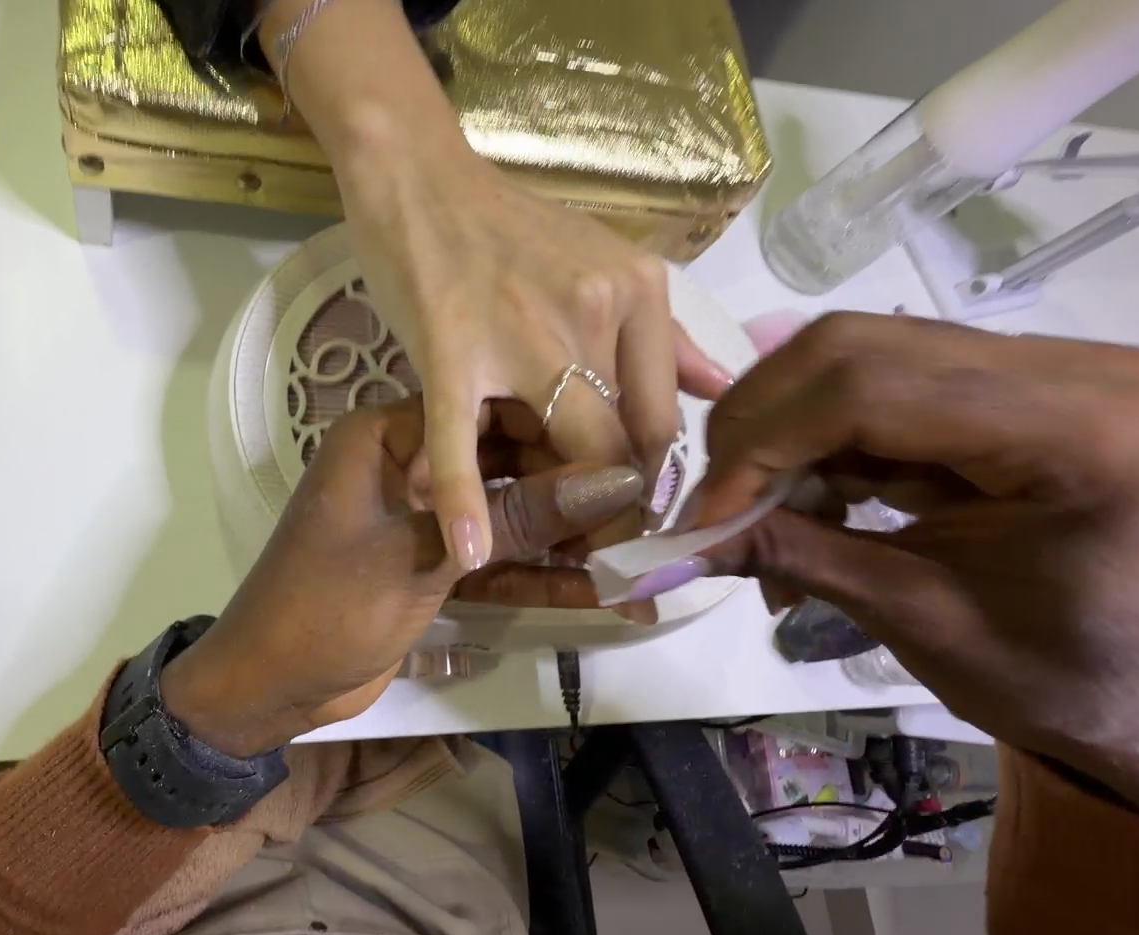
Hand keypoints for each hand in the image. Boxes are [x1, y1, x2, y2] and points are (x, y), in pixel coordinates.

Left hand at [164, 398, 642, 756]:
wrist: (268, 685)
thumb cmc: (328, 605)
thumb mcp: (425, 556)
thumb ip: (518, 517)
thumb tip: (615, 480)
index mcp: (386, 435)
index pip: (489, 408)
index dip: (561, 429)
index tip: (632, 454)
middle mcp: (406, 465)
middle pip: (503, 463)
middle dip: (570, 492)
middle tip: (644, 515)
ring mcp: (419, 518)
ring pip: (502, 516)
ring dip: (560, 540)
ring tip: (634, 559)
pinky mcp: (427, 565)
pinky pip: (489, 560)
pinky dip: (531, 576)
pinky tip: (593, 592)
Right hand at [340, 144, 732, 569]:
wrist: (418, 179)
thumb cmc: (505, 227)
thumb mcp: (603, 263)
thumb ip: (664, 332)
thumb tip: (720, 384)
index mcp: (637, 292)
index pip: (661, 418)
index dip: (650, 487)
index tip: (631, 524)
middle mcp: (594, 312)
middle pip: (621, 444)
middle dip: (612, 512)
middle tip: (592, 552)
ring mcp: (521, 335)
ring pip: (560, 449)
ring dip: (556, 512)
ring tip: (549, 551)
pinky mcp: (450, 353)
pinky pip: (460, 441)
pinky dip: (463, 501)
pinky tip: (470, 550)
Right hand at [683, 314, 1138, 826]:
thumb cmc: (1058, 678)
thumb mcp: (913, 618)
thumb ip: (793, 556)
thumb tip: (684, 540)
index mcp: (1082, 433)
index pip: (867, 387)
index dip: (761, 445)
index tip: (706, 518)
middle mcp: (1075, 370)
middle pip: (851, 348)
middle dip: (758, 427)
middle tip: (719, 504)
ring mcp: (1045, 368)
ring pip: (854, 356)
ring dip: (781, 433)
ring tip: (762, 511)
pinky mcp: (1012, 386)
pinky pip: (876, 386)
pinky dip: (816, 443)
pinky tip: (810, 501)